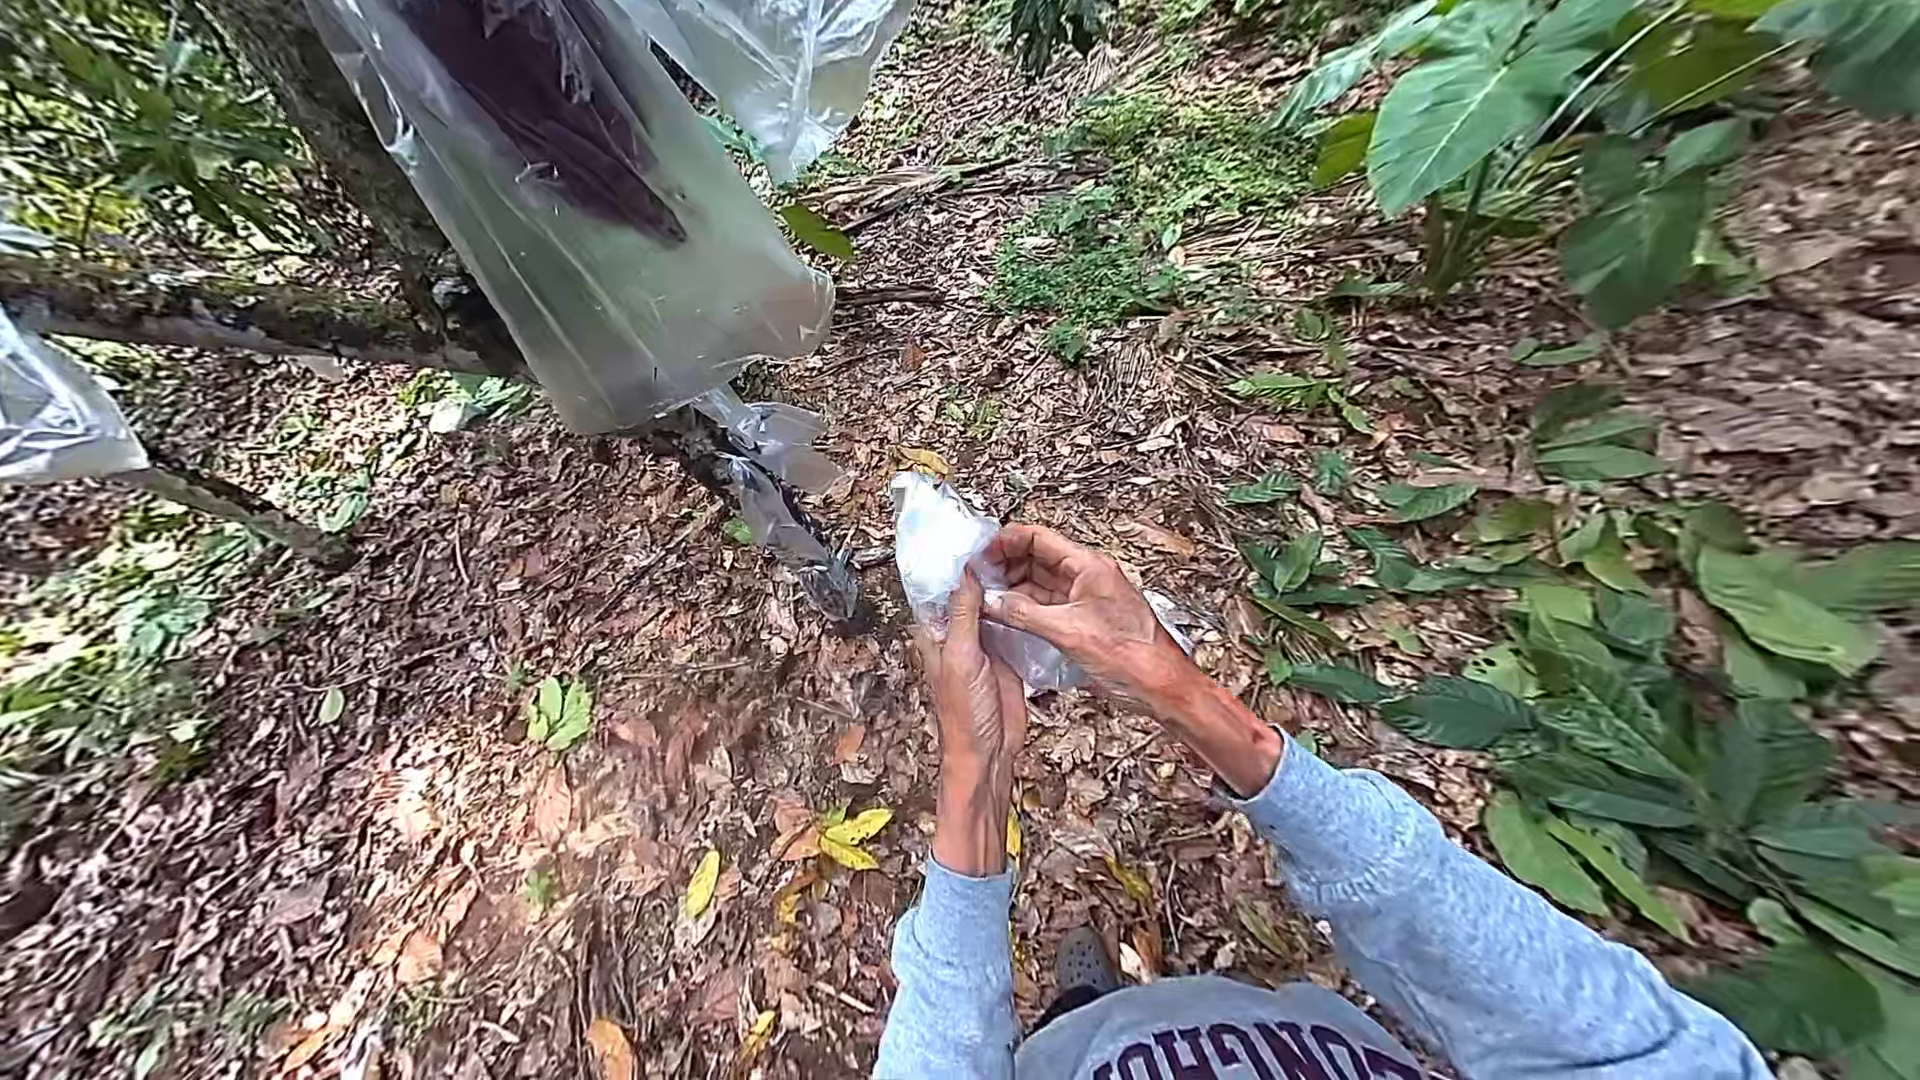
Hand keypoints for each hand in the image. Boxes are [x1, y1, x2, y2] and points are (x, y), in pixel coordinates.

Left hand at [913, 568, 1026, 875]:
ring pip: (990, 607)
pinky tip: (1030, 593)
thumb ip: (963, 614)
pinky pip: (1010, 625)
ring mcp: (982, 644)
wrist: (990, 751)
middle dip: (982, 571)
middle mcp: (957, 635)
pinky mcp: (1005, 655)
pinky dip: (1017, 611)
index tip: (972, 538)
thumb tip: (965, 572)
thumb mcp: (961, 656)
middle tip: (1004, 542)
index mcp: (936, 633)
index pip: (941, 589)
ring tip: (1020, 559)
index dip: (953, 564)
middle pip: (968, 594)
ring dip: (1000, 589)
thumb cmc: (964, 713)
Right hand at [980, 524, 1196, 704]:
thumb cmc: (1132, 654)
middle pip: (1035, 557)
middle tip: (980, 578)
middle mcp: (1085, 576)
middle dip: (1005, 565)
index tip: (983, 555)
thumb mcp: (1069, 631)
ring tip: (987, 597)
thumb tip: (993, 602)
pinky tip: (1007, 614)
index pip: (1038, 538)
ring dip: (1012, 587)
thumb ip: (1024, 614)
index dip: (1006, 542)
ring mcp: (1082, 597)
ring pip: (1038, 582)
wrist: (1159, 684)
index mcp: (1088, 566)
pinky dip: (1023, 606)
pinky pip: (1044, 604)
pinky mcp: (1080, 618)